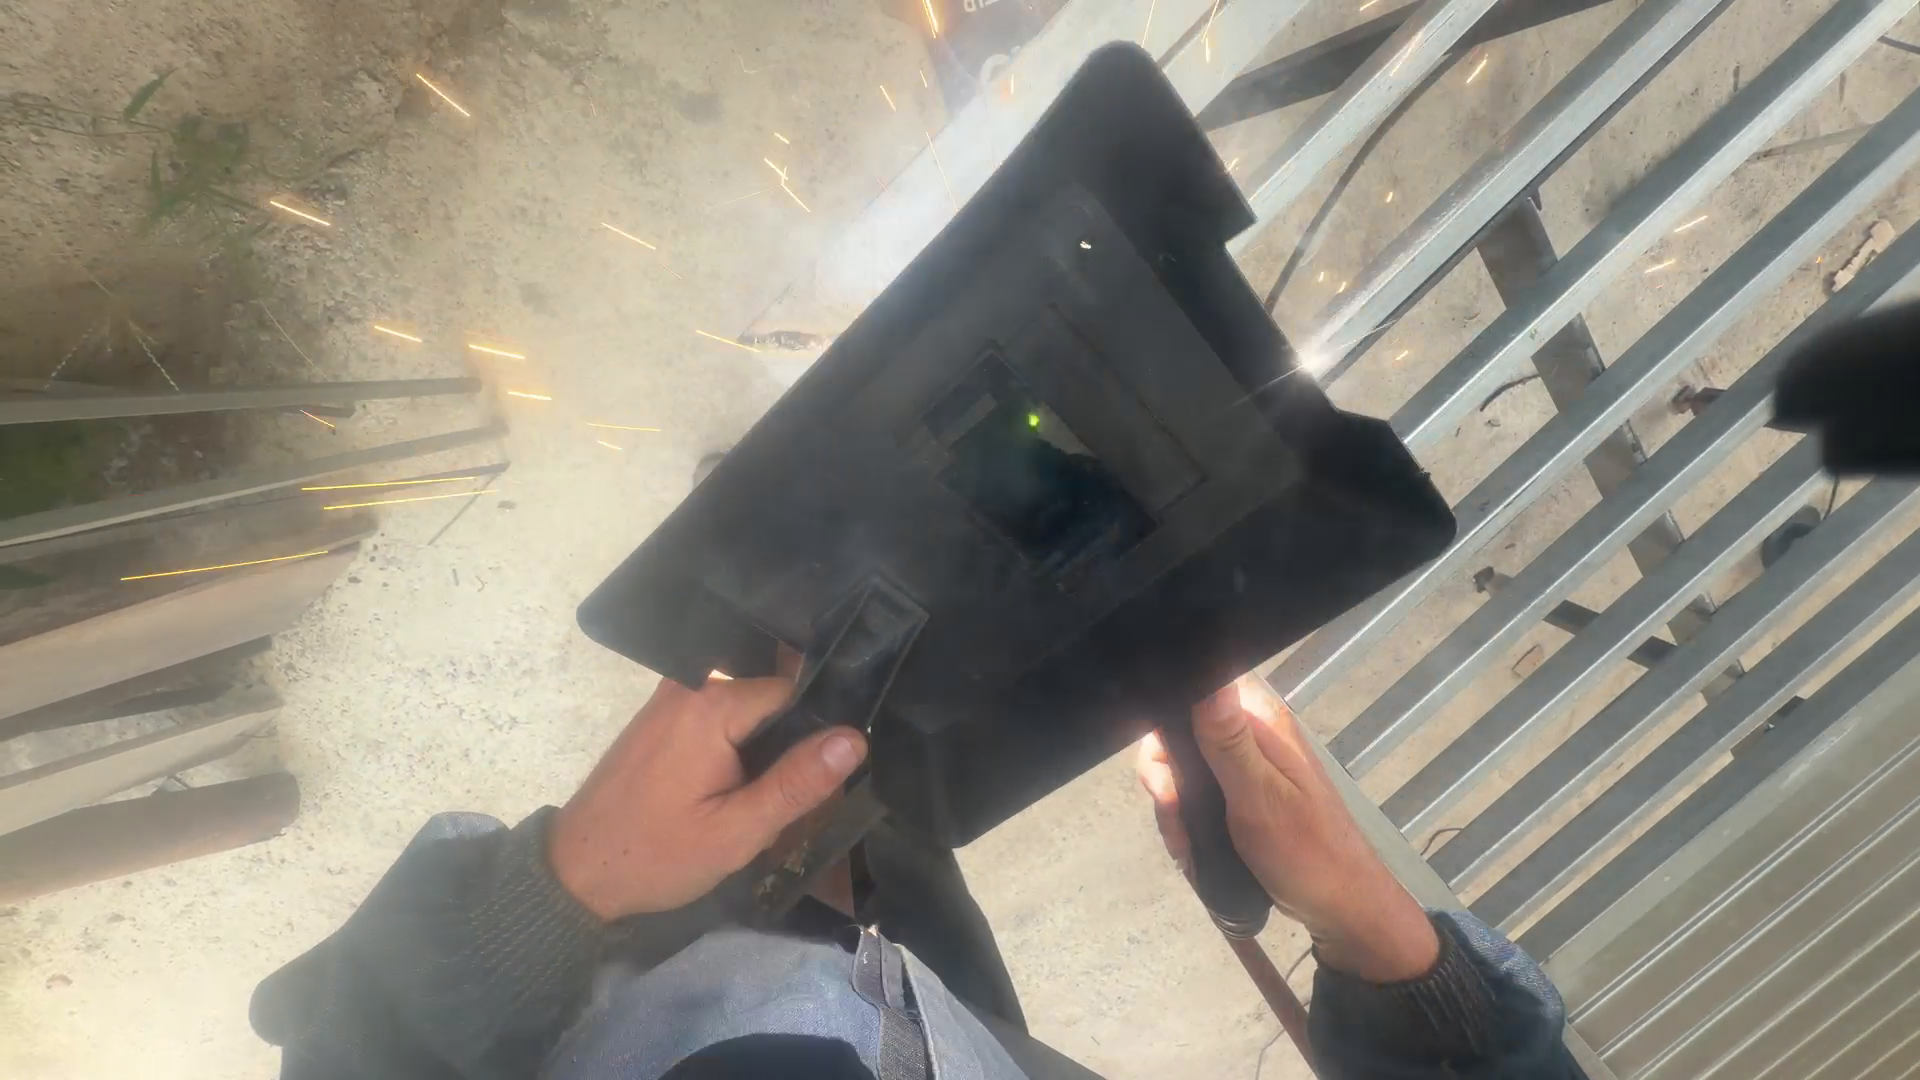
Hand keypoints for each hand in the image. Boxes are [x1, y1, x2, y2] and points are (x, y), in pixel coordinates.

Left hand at [548, 675, 867, 920]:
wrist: (573, 874)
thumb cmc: (656, 855)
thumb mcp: (737, 831)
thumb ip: (798, 782)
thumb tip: (854, 739)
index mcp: (713, 704)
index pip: (793, 691)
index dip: (816, 729)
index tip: (820, 772)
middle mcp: (693, 683)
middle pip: (771, 696)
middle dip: (789, 739)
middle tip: (792, 792)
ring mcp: (674, 694)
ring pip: (748, 706)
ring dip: (764, 743)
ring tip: (764, 789)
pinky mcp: (664, 711)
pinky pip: (722, 712)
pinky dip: (739, 741)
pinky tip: (738, 779)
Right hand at [1136, 677, 1437, 982]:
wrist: (1343, 912)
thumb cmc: (1307, 854)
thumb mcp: (1260, 798)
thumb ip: (1228, 740)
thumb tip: (1206, 679)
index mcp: (1260, 720)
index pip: (1200, 686)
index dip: (1170, 712)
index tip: (1165, 760)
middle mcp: (1251, 731)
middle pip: (1180, 729)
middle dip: (1165, 774)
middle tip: (1171, 810)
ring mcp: (1245, 761)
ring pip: (1182, 763)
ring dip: (1173, 802)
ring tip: (1182, 841)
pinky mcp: (1239, 788)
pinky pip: (1195, 788)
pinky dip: (1185, 814)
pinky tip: (1189, 843)